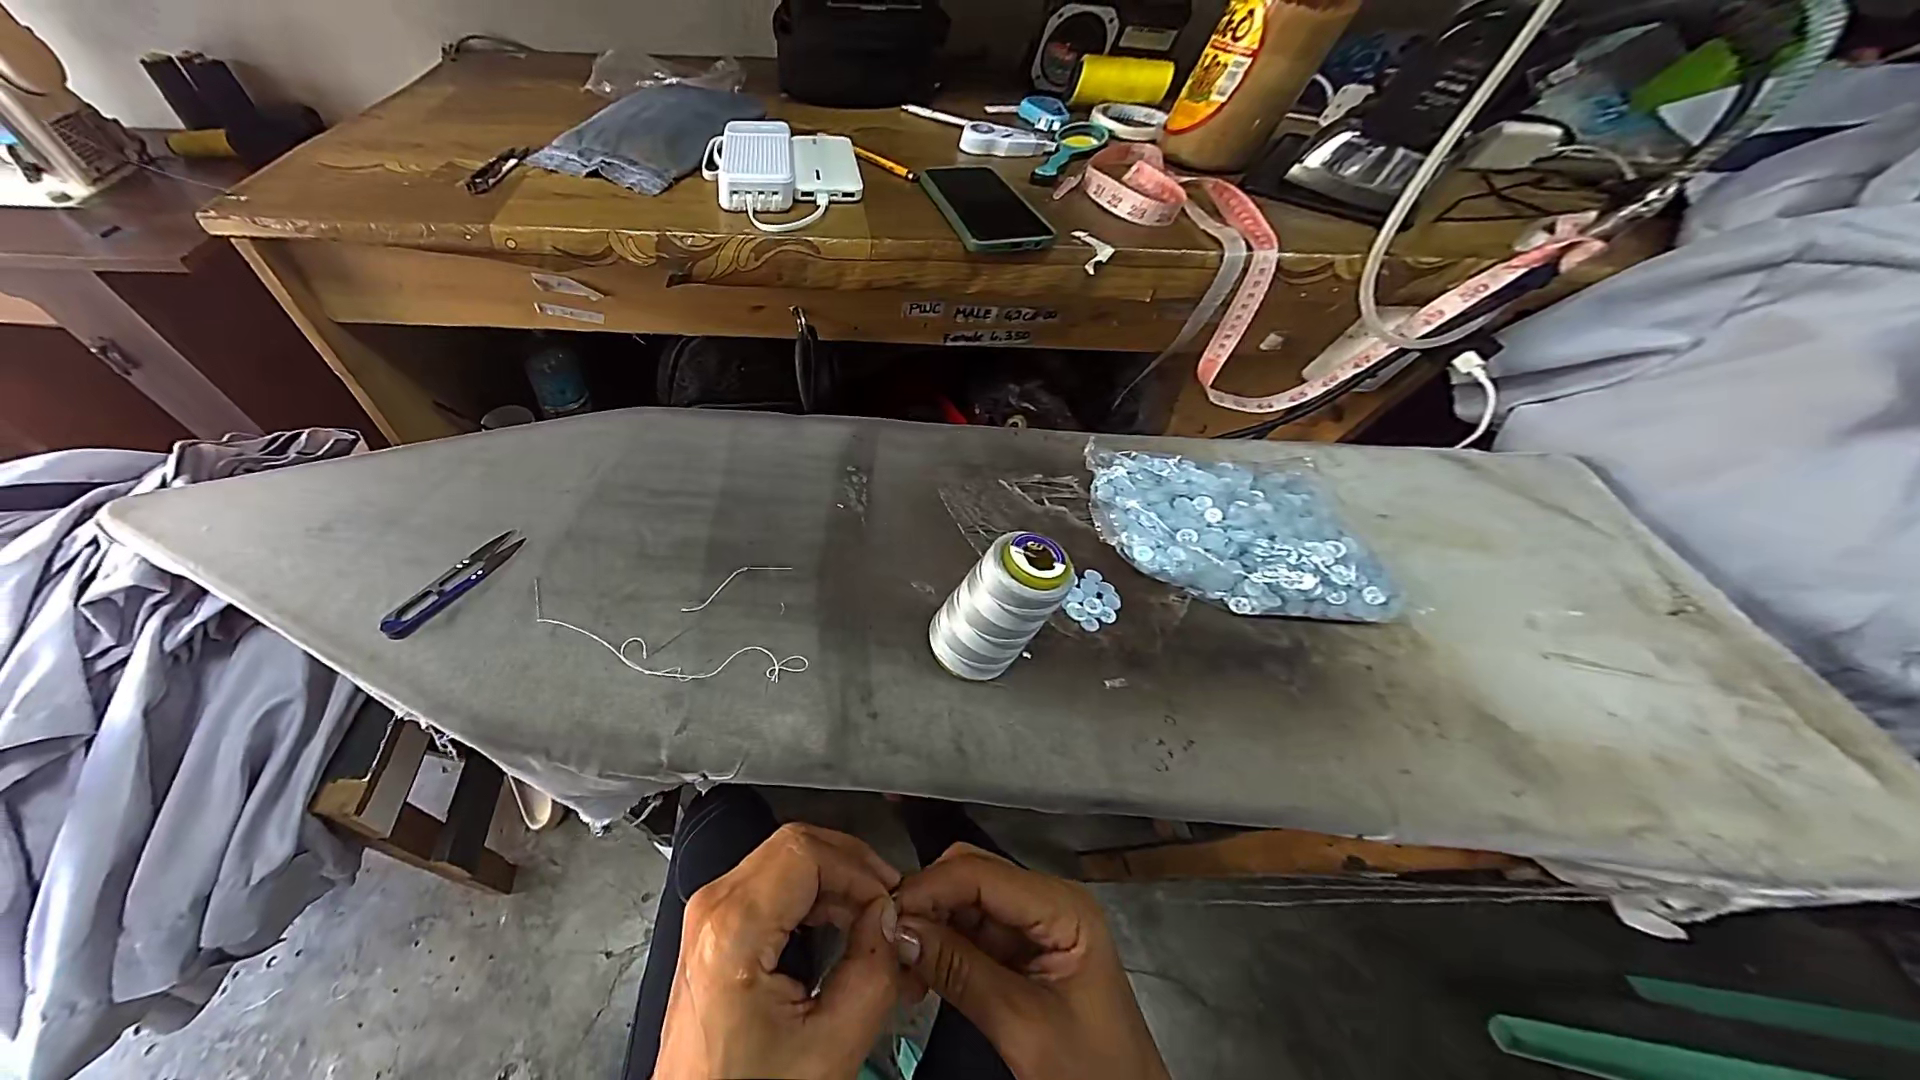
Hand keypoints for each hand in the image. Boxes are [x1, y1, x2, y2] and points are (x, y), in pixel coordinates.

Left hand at [654, 823, 914, 1079]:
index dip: (859, 869)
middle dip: (853, 868)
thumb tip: (889, 918)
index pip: (808, 851)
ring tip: (869, 918)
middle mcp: (713, 910)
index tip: (887, 902)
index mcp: (733, 930)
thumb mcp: (829, 1047)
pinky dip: (816, 892)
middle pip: (798, 844)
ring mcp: (711, 914)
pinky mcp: (718, 925)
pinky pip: (776, 880)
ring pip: (789, 857)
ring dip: (838, 880)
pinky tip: (840, 924)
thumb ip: (873, 971)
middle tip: (886, 903)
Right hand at [893, 844, 1169, 1079]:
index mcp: (1062, 905)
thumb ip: (960, 971)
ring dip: (928, 925)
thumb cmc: (1090, 1071)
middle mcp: (1046, 900)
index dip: (930, 887)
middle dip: (926, 902)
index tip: (884, 915)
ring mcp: (1032, 923)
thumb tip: (897, 929)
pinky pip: (969, 930)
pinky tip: (919, 970)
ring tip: (897, 962)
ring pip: (964, 901)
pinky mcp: (1019, 948)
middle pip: (972, 876)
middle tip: (886, 941)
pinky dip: (940, 945)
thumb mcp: (1024, 1026)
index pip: (982, 872)